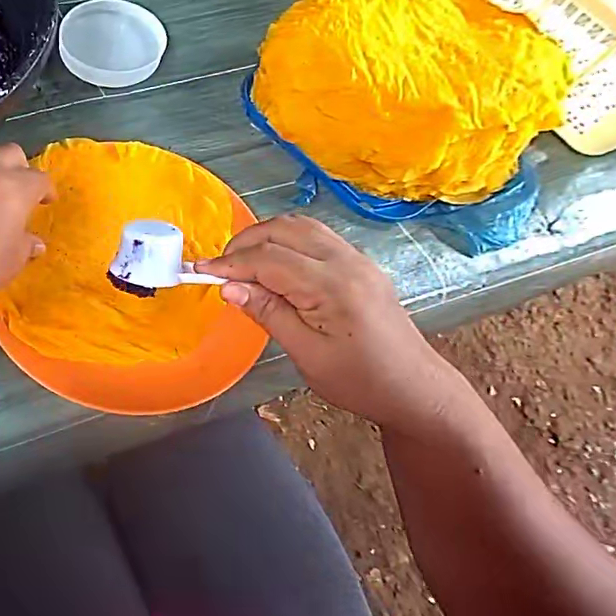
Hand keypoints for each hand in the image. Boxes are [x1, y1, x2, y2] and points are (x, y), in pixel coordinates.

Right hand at [198, 215, 460, 431]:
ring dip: (266, 237)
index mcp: (332, 286)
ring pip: (301, 227)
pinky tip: (274, 264)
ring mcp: (357, 259)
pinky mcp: (361, 264)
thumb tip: (229, 288)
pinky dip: (287, 241)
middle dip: (245, 243)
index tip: (200, 270)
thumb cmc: (360, 381)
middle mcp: (346, 261)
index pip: (269, 259)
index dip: (231, 263)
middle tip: (220, 268)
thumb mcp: (307, 355)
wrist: (416, 388)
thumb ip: (268, 313)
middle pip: (284, 230)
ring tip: (242, 264)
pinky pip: (317, 237)